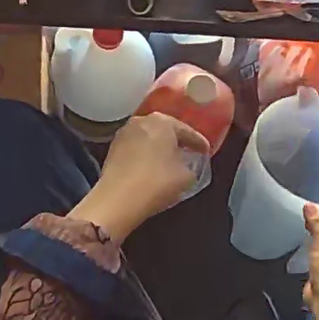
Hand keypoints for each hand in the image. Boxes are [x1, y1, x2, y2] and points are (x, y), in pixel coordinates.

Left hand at [69, 113, 209, 241]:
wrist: (118, 199)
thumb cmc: (157, 181)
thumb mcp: (186, 176)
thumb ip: (191, 166)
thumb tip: (186, 165)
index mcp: (162, 121)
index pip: (187, 130)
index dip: (199, 142)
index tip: (207, 151)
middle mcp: (141, 121)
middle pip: (165, 130)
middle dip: (176, 141)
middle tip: (189, 153)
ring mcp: (123, 134)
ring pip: (148, 138)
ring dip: (159, 147)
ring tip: (170, 160)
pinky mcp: (112, 149)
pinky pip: (136, 148)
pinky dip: (145, 155)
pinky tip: (151, 166)